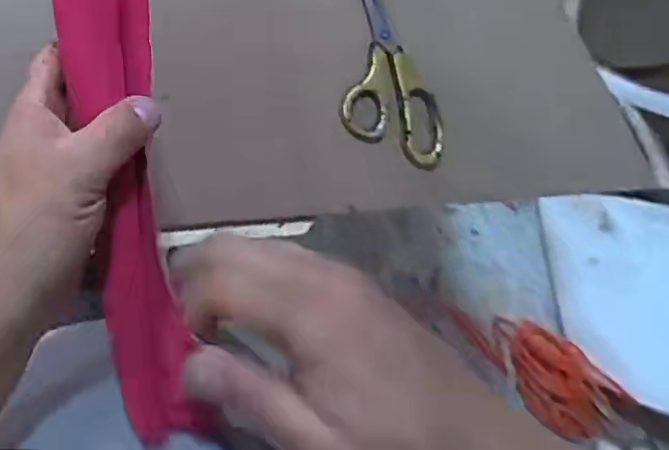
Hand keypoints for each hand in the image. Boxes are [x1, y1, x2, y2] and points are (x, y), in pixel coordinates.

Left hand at [0, 43, 160, 324]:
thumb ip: (117, 131)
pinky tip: (147, 160)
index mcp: (32, 111)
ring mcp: (55, 163)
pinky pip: (99, 164)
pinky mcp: (70, 194)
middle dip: (110, 87)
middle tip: (151, 81)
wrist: (17, 288)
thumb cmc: (38, 216)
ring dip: (119, 128)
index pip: (52, 60)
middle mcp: (42, 130)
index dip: (80, 46)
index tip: (118, 38)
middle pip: (77, 94)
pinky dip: (119, 160)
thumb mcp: (80, 166)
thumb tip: (150, 104)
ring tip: (156, 118)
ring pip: (92, 131)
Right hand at [174, 235, 565, 449]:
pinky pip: (275, 249)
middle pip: (224, 245)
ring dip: (216, 267)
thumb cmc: (396, 447)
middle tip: (184, 323)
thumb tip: (184, 364)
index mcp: (306, 310)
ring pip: (247, 241)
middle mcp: (314, 270)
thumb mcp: (321, 444)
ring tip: (210, 315)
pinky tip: (252, 306)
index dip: (186, 307)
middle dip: (190, 276)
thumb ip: (249, 397)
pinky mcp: (345, 271)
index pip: (216, 279)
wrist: (484, 444)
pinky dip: (246, 265)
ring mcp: (332, 265)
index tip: (186, 347)